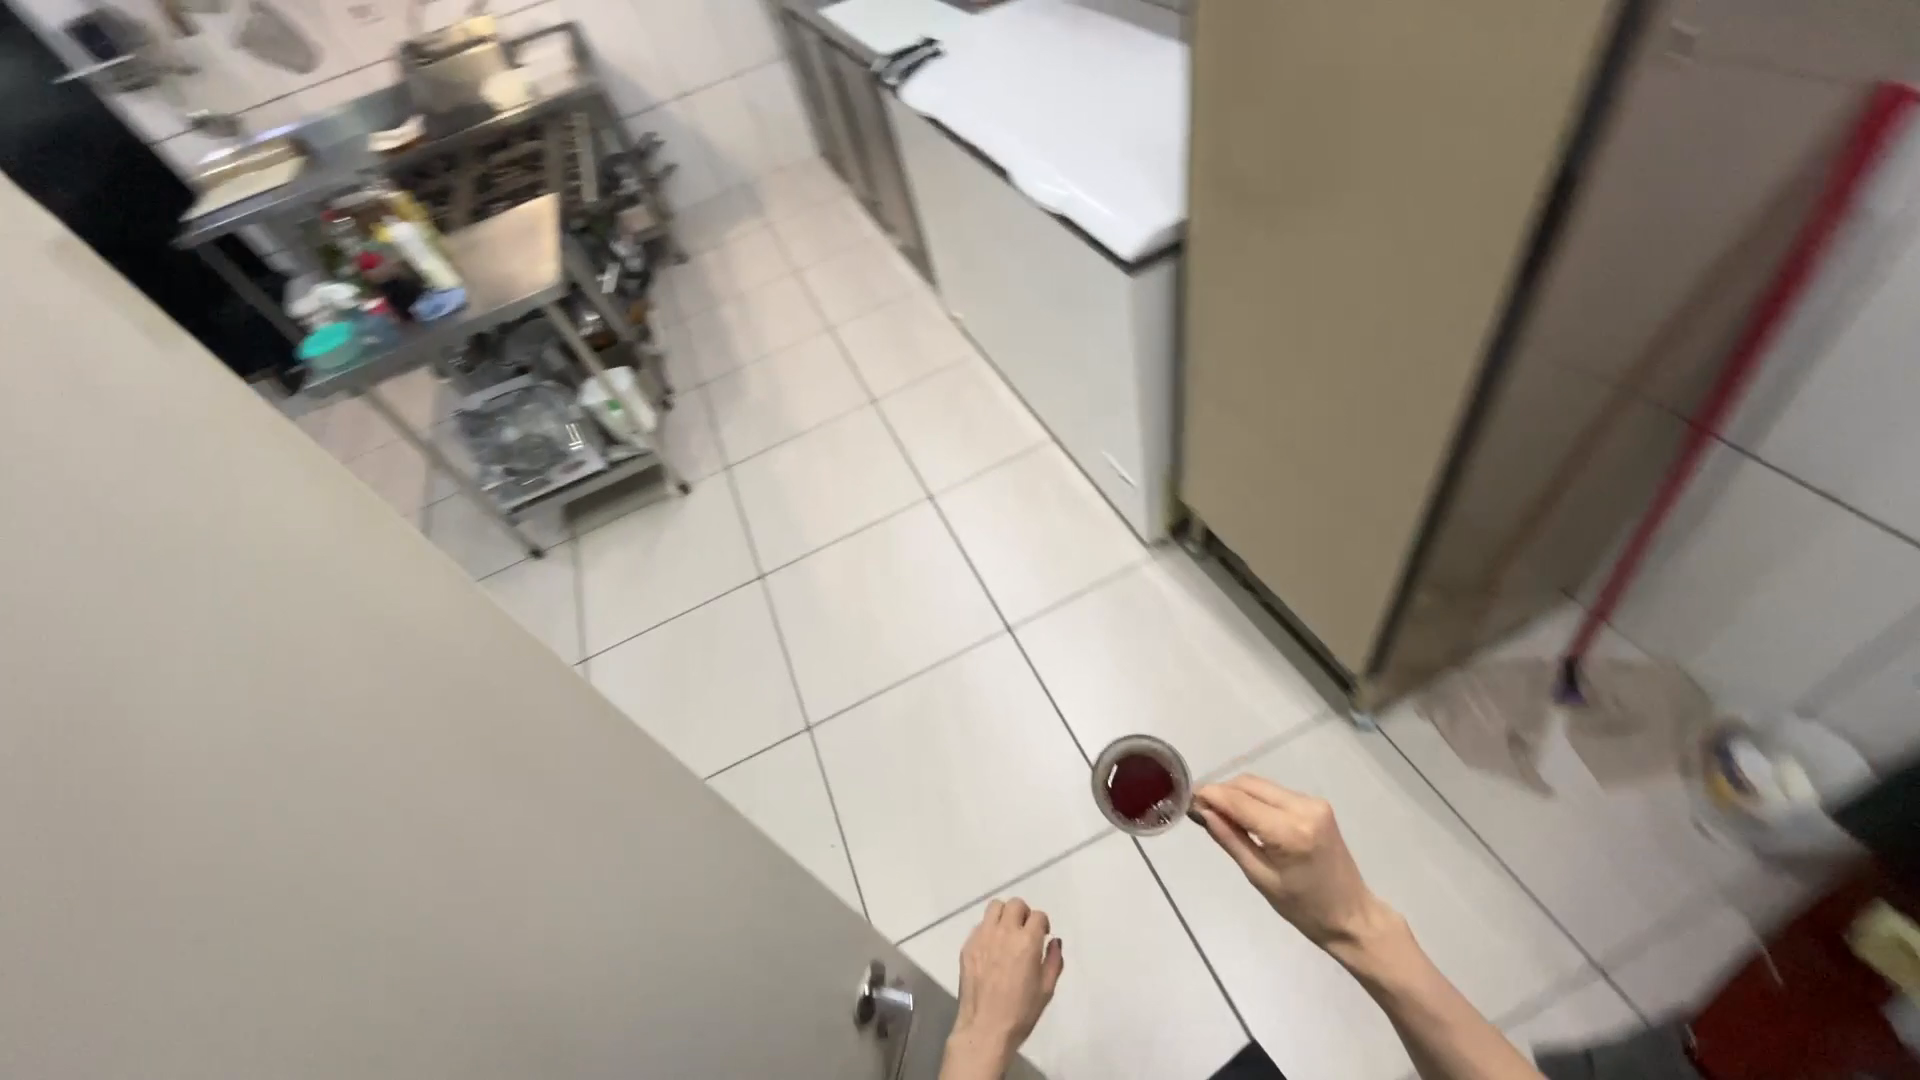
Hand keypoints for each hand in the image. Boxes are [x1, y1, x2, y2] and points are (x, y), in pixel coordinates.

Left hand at [943, 898, 1063, 1077]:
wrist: (985, 1028)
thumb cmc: (1021, 1012)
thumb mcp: (1047, 989)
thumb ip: (1054, 960)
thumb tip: (1054, 941)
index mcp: (1027, 941)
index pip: (1038, 915)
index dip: (1043, 924)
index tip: (1042, 936)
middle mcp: (1004, 931)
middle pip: (1015, 904)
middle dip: (1024, 914)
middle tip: (1025, 932)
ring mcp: (983, 936)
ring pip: (995, 907)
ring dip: (1004, 915)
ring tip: (1006, 933)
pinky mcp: (968, 945)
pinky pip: (980, 925)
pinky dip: (988, 930)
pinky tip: (991, 949)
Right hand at [1193, 775, 1398, 954]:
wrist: (1352, 915)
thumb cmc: (1303, 908)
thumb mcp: (1260, 877)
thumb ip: (1230, 839)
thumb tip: (1202, 811)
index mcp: (1289, 832)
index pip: (1239, 800)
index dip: (1210, 795)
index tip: (1188, 800)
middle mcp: (1303, 808)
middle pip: (1248, 784)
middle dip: (1222, 792)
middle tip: (1201, 808)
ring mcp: (1313, 803)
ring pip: (1261, 785)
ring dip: (1238, 794)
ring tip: (1221, 814)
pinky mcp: (1317, 804)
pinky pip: (1275, 793)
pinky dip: (1255, 799)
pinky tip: (1247, 816)